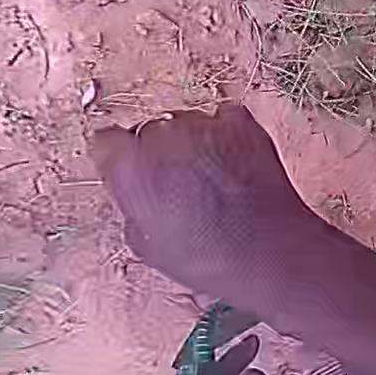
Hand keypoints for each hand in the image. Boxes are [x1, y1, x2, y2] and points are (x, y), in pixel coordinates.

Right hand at [90, 105, 322, 300]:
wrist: (266, 250)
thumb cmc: (207, 256)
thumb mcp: (147, 244)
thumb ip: (134, 205)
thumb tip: (140, 194)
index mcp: (130, 165)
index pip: (109, 142)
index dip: (123, 158)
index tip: (133, 169)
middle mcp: (163, 136)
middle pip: (151, 130)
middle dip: (162, 150)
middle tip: (180, 180)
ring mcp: (205, 125)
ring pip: (189, 122)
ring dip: (196, 141)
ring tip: (213, 175)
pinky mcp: (242, 123)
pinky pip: (226, 118)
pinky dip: (228, 133)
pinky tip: (235, 160)